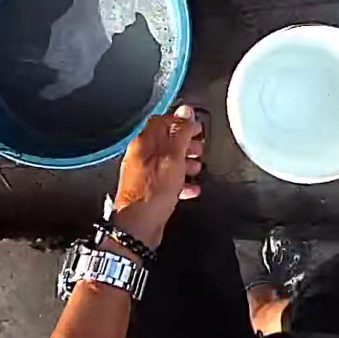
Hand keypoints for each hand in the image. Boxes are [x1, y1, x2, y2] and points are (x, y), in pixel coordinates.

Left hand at [110, 105, 203, 247]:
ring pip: (167, 161)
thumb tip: (185, 112)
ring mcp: (143, 174)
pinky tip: (191, 188)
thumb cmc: (153, 192)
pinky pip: (167, 181)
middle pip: (164, 141)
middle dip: (185, 143)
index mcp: (143, 143)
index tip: (196, 126)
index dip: (180, 121)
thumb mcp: (172, 158)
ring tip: (197, 166)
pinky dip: (181, 181)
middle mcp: (140, 156)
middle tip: (199, 147)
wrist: (139, 225)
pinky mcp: (148, 191)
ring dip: (184, 162)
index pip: (161, 121)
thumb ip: (179, 133)